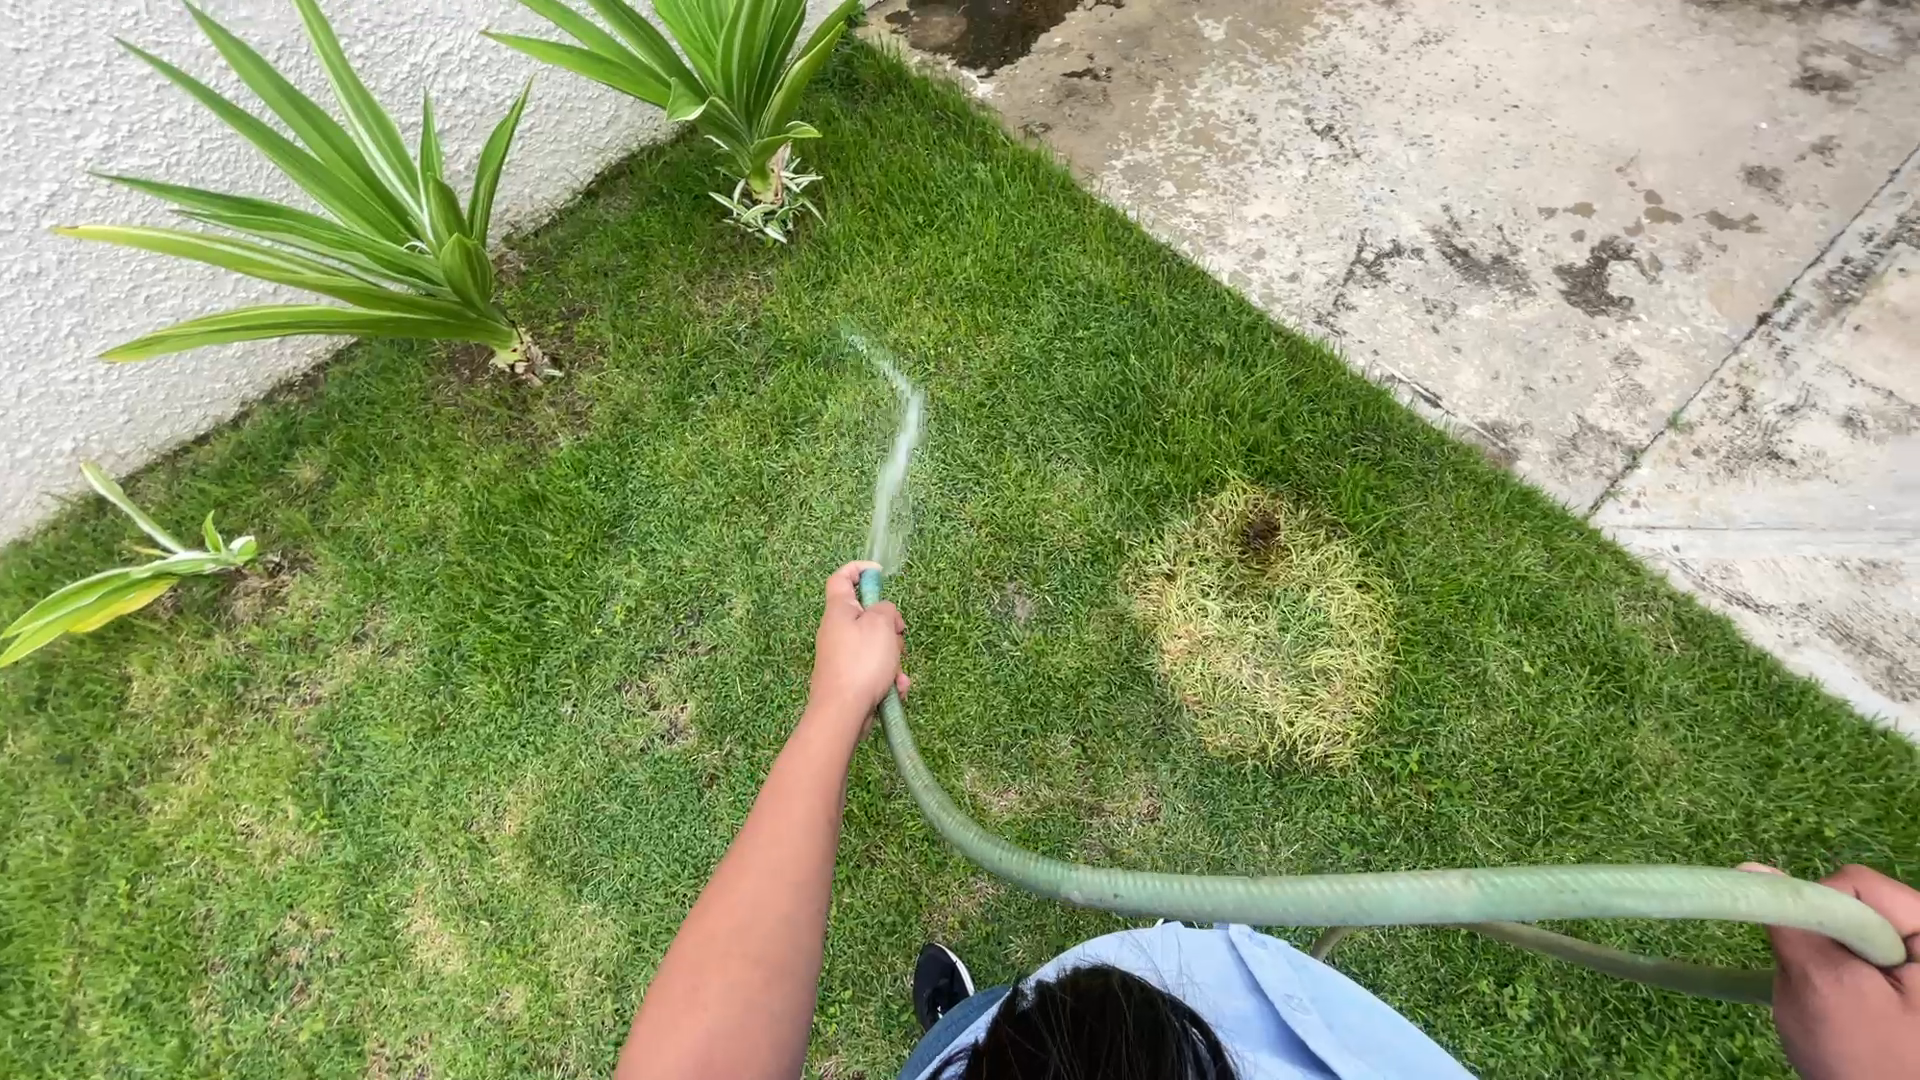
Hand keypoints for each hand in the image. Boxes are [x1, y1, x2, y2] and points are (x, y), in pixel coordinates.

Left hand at [805, 561, 908, 734]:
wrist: (843, 711)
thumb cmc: (862, 662)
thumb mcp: (882, 624)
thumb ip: (887, 609)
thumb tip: (885, 614)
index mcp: (839, 611)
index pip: (841, 578)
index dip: (858, 569)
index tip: (879, 574)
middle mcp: (837, 630)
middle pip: (868, 616)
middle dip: (890, 627)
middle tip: (898, 636)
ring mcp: (842, 655)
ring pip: (877, 646)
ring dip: (893, 658)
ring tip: (896, 673)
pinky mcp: (850, 677)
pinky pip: (875, 670)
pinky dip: (888, 678)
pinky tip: (895, 690)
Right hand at [1743, 862, 1919, 1079]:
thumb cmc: (1870, 1060)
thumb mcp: (1821, 985)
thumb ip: (1792, 922)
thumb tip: (1754, 869)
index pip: (1861, 885)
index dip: (1819, 907)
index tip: (1815, 952)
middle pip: (1869, 909)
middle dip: (1833, 937)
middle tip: (1830, 981)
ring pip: (1870, 935)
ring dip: (1842, 959)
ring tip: (1847, 1001)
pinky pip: (1882, 959)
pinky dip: (1858, 976)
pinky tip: (1864, 1011)